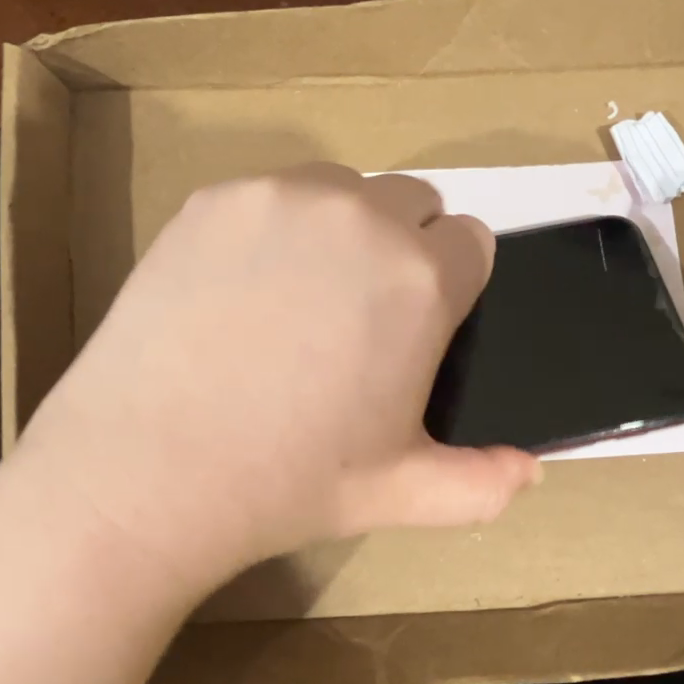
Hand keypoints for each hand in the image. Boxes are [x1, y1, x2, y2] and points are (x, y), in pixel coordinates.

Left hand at [7, 163, 540, 587]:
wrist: (151, 470)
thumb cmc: (289, 483)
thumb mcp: (402, 493)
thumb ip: (483, 482)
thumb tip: (532, 471)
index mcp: (423, 278)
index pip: (471, 241)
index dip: (451, 284)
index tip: (416, 327)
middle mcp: (361, 217)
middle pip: (412, 202)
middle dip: (401, 249)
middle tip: (355, 318)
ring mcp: (280, 198)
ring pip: (341, 189)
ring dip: (339, 229)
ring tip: (296, 301)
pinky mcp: (213, 199)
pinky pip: (268, 195)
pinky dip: (269, 229)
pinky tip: (235, 293)